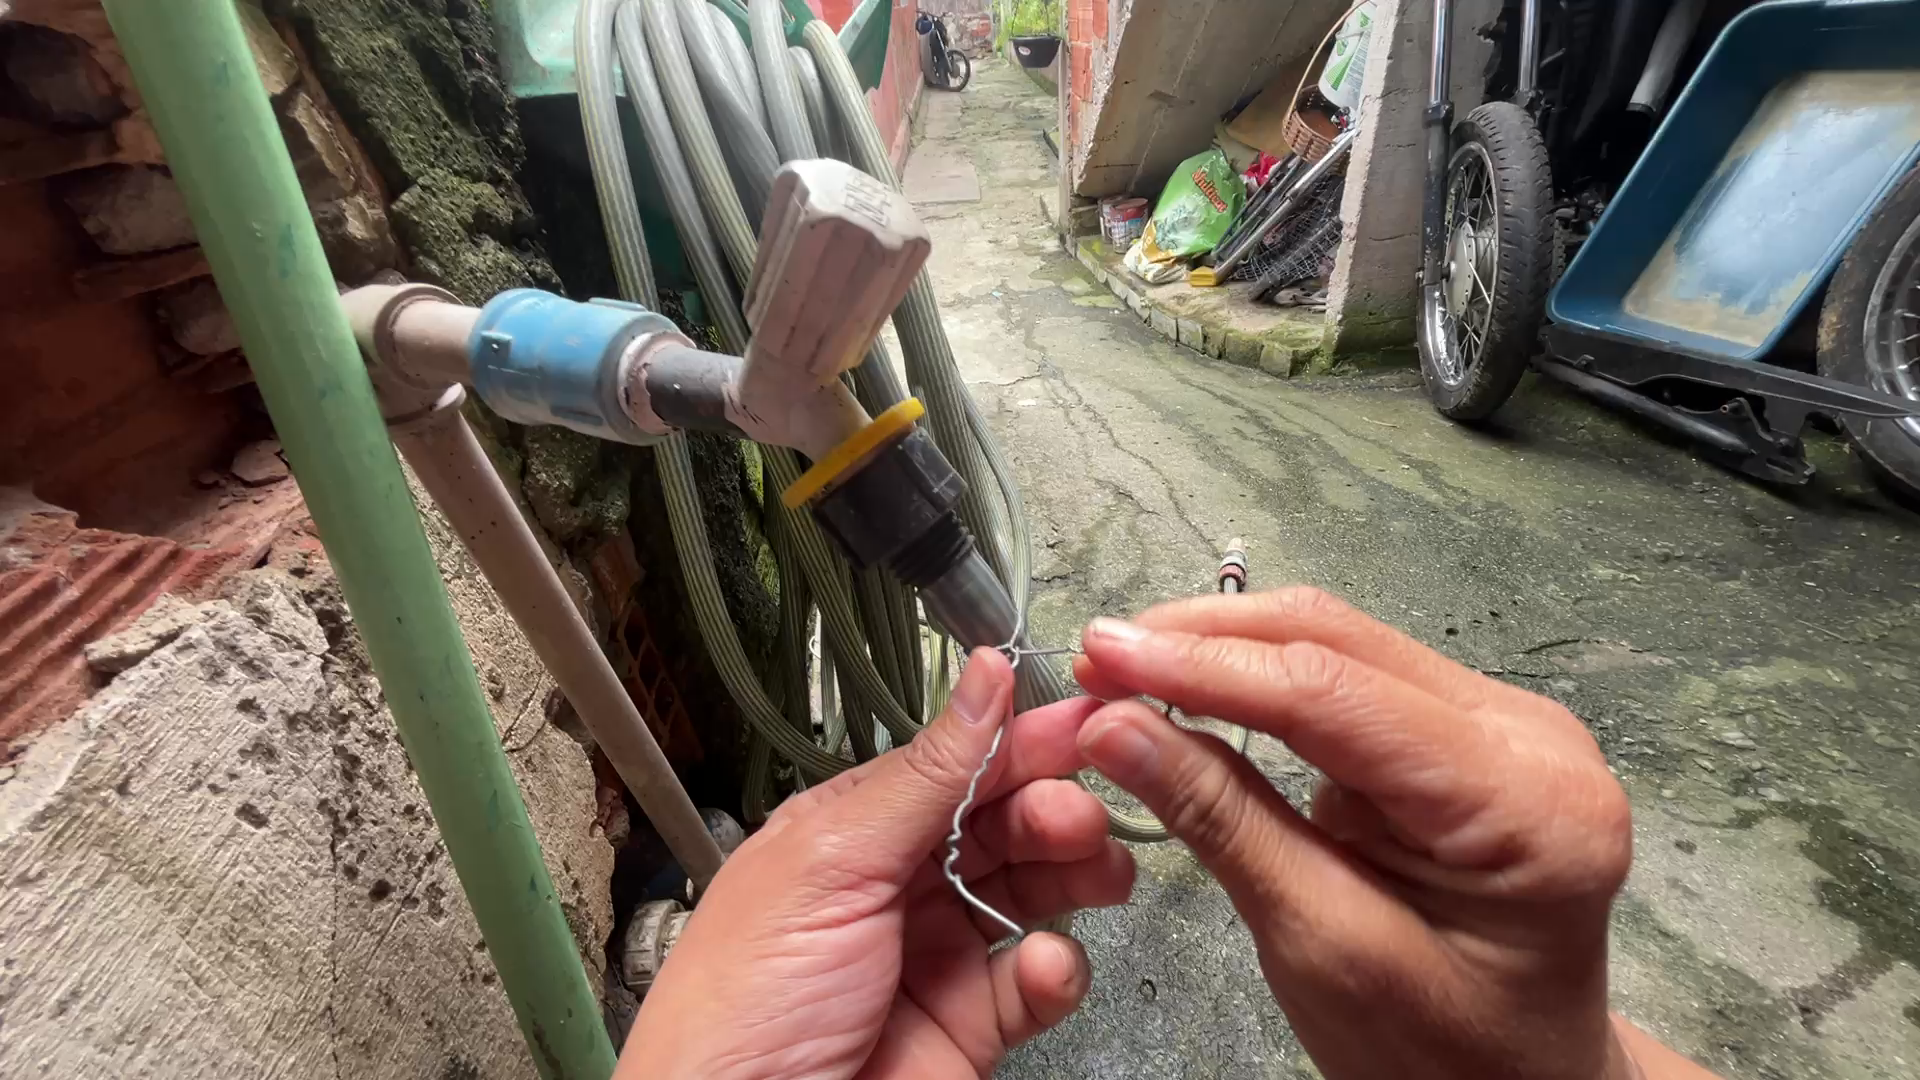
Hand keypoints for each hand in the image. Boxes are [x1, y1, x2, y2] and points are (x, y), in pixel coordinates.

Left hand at [622, 649, 1134, 1078]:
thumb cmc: (751, 995)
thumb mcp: (838, 859)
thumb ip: (928, 770)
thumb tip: (984, 672)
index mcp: (860, 825)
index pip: (956, 764)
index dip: (1019, 740)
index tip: (1083, 721)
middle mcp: (903, 877)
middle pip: (999, 821)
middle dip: (1050, 806)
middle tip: (1084, 809)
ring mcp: (938, 948)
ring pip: (1029, 889)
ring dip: (1071, 872)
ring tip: (1097, 869)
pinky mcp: (968, 1021)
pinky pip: (1032, 981)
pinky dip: (1055, 969)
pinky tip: (1049, 966)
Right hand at [1071, 587, 1711, 1079]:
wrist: (1511, 1079)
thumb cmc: (1428, 1045)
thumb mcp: (1315, 940)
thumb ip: (1217, 817)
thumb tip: (1109, 724)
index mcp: (1521, 799)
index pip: (1331, 693)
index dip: (1204, 666)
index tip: (1102, 656)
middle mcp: (1520, 727)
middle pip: (1329, 637)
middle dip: (1199, 638)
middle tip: (1099, 656)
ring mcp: (1487, 712)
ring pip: (1324, 634)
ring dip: (1214, 641)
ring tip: (1126, 662)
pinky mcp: (1444, 715)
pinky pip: (1329, 661)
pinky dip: (1244, 664)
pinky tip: (1187, 674)